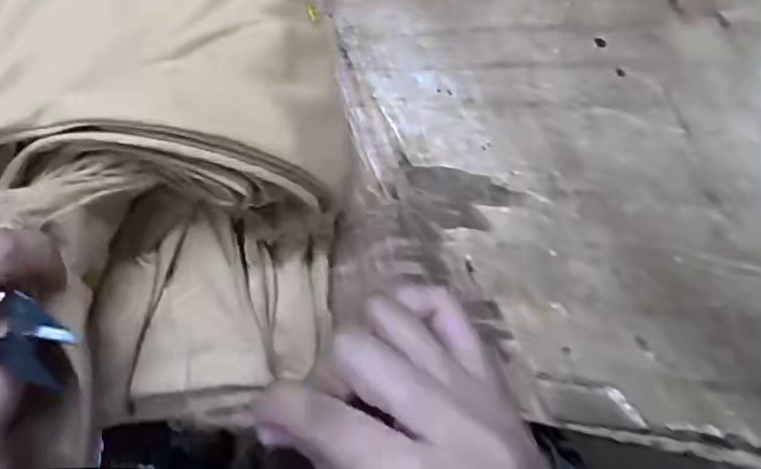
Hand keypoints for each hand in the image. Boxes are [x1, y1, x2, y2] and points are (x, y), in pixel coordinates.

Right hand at [256, 287, 542, 468]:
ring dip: (365, 342)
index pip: (325, 419)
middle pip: (353, 349)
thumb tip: (271, 422)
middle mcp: (454, 424)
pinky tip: (398, 340)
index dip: (278, 409)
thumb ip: (327, 461)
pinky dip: (412, 309)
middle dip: (325, 377)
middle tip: (327, 408)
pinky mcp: (497, 380)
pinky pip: (445, 307)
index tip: (263, 416)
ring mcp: (479, 393)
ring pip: (389, 315)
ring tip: (365, 379)